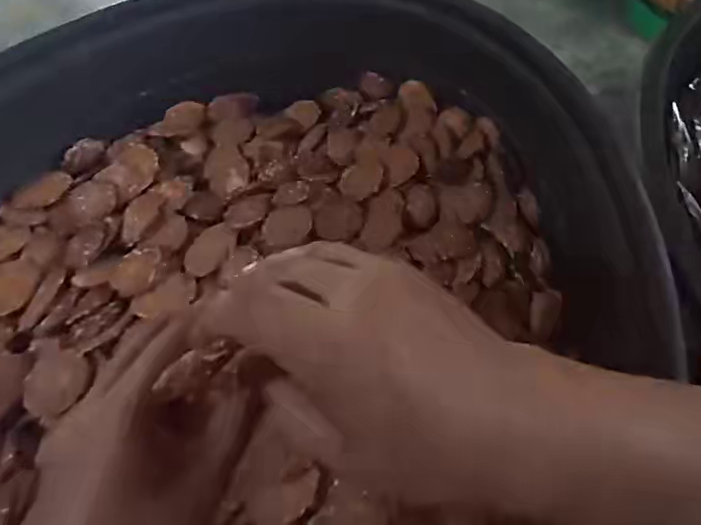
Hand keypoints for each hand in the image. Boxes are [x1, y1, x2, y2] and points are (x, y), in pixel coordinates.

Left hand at [26, 316, 254, 524]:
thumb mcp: (206, 474)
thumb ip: (239, 413)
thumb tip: (266, 360)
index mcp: (118, 407)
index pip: (166, 338)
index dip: (204, 318)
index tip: (238, 308)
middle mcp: (85, 407)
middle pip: (135, 346)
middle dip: (179, 331)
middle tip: (221, 324)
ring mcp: (65, 430)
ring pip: (120, 371)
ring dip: (160, 361)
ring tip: (202, 367)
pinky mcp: (60, 451)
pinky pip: (105, 398)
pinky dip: (140, 389)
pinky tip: (169, 412)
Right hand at [197, 243, 551, 508]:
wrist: (500, 407)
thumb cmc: (419, 447)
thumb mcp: (340, 448)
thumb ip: (289, 405)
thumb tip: (260, 373)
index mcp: (325, 338)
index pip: (253, 306)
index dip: (218, 313)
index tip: (201, 329)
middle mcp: (351, 290)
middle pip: (282, 270)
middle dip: (246, 287)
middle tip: (226, 311)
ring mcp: (384, 272)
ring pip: (316, 253)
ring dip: (281, 266)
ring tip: (261, 288)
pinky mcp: (409, 269)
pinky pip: (349, 255)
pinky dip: (318, 263)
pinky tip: (313, 284)